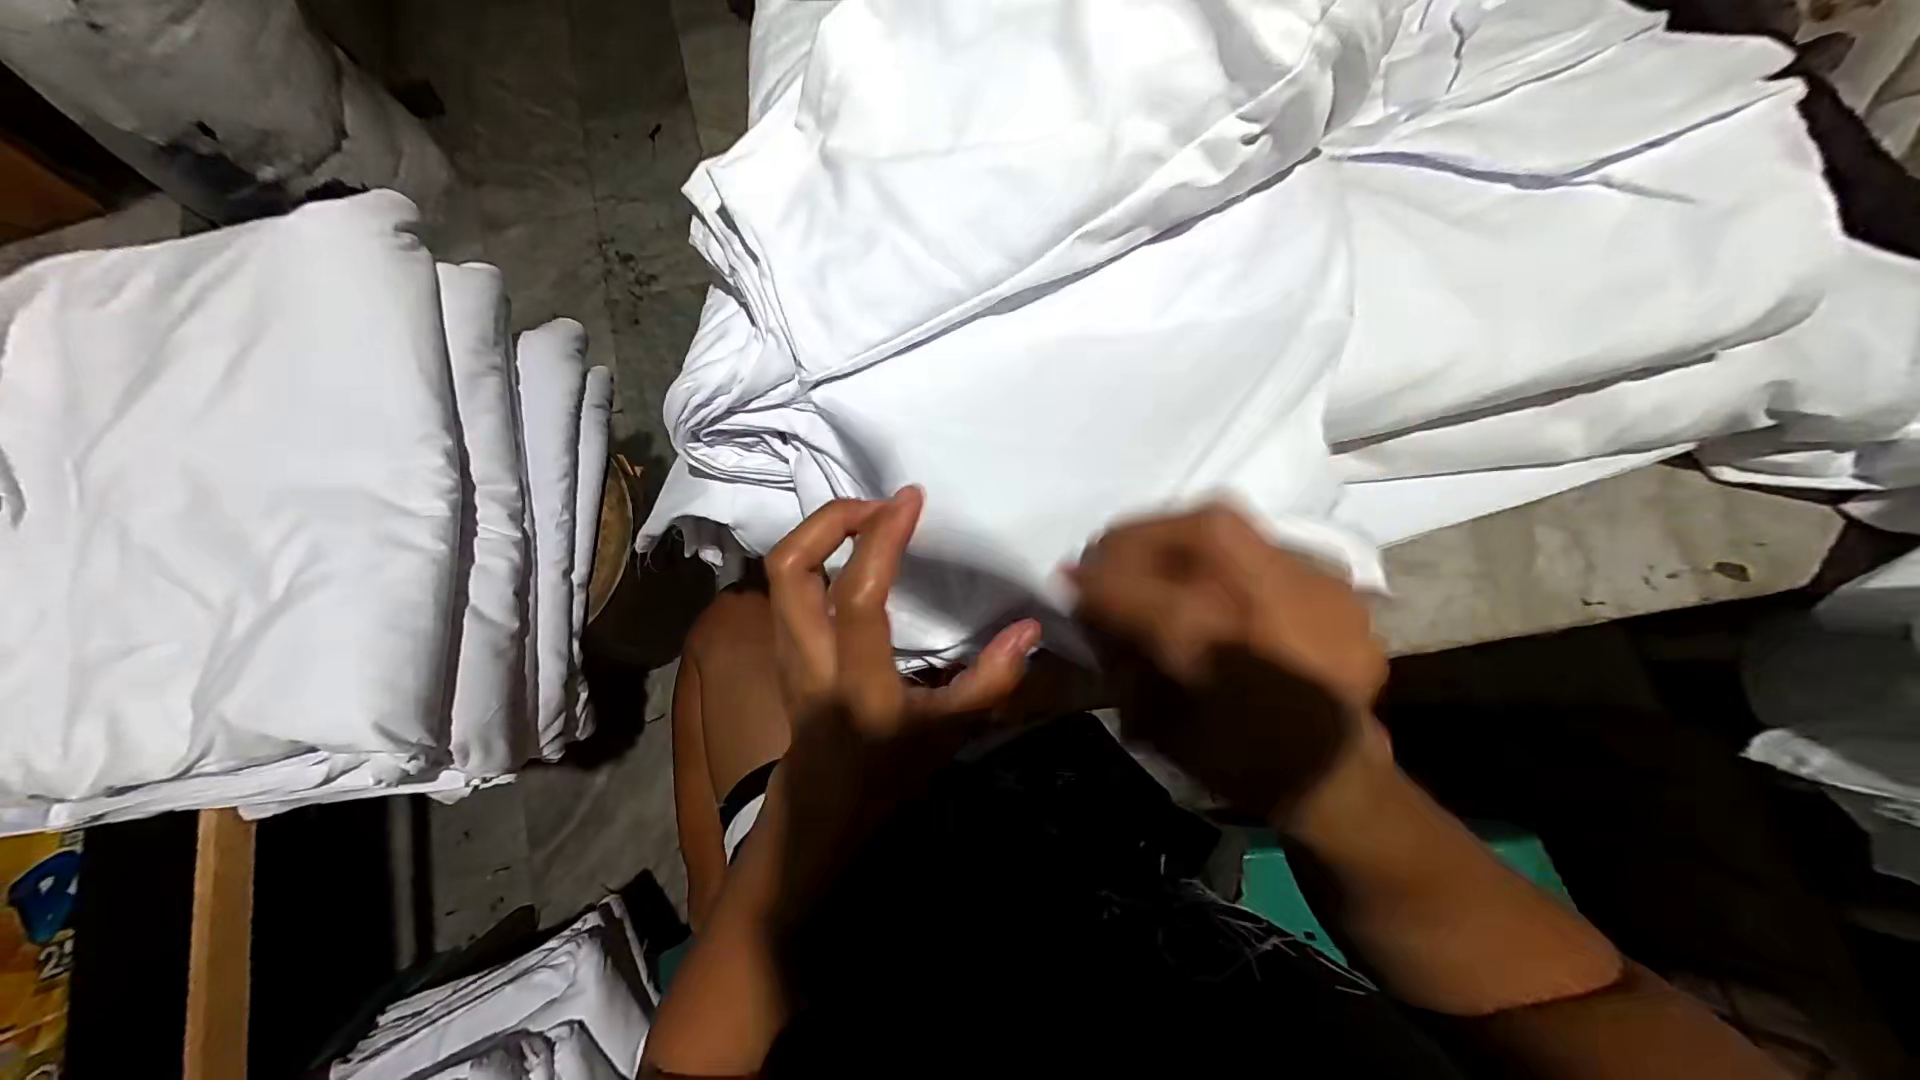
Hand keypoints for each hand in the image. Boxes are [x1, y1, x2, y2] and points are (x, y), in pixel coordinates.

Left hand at [759, 487, 1040, 906]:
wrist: (821, 811)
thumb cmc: (888, 774)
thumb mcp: (951, 735)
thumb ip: (992, 682)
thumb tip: (1029, 628)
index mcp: (856, 684)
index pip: (857, 596)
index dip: (882, 539)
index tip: (910, 500)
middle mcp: (809, 661)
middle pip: (790, 568)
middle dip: (831, 520)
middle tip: (879, 506)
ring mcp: (785, 652)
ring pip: (779, 573)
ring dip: (819, 532)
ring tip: (867, 520)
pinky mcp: (780, 648)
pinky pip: (784, 586)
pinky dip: (813, 553)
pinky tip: (848, 552)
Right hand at [1072, 504, 1390, 828]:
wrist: (1341, 781)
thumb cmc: (1241, 765)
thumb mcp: (1164, 728)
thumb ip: (1127, 664)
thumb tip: (1093, 615)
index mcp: (1236, 663)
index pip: (1149, 599)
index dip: (1099, 581)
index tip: (1066, 576)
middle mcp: (1281, 613)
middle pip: (1205, 533)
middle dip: (1140, 534)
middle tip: (1106, 549)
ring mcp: (1319, 593)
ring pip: (1238, 527)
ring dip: (1178, 534)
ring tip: (1152, 556)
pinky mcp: (1338, 589)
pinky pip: (1263, 548)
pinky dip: (1222, 555)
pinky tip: (1209, 579)